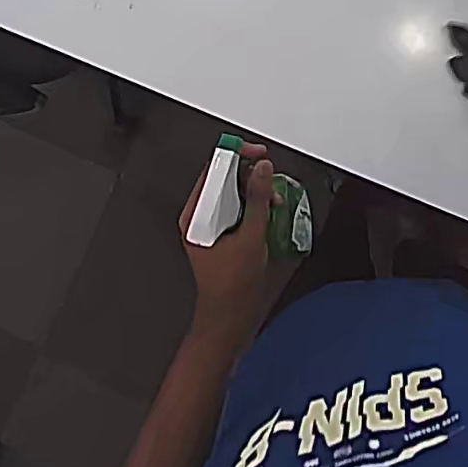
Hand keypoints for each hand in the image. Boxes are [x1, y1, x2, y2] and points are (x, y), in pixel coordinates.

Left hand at [177, 142, 292, 344]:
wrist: (228, 314)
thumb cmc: (233, 283)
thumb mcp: (251, 235)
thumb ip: (258, 199)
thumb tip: (262, 169)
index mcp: (196, 215)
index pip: (213, 171)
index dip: (236, 156)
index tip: (257, 152)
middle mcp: (198, 217)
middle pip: (223, 179)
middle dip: (250, 175)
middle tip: (269, 175)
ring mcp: (208, 224)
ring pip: (231, 191)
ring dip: (254, 190)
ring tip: (271, 201)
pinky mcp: (219, 231)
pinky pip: (235, 206)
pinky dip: (253, 203)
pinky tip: (267, 211)